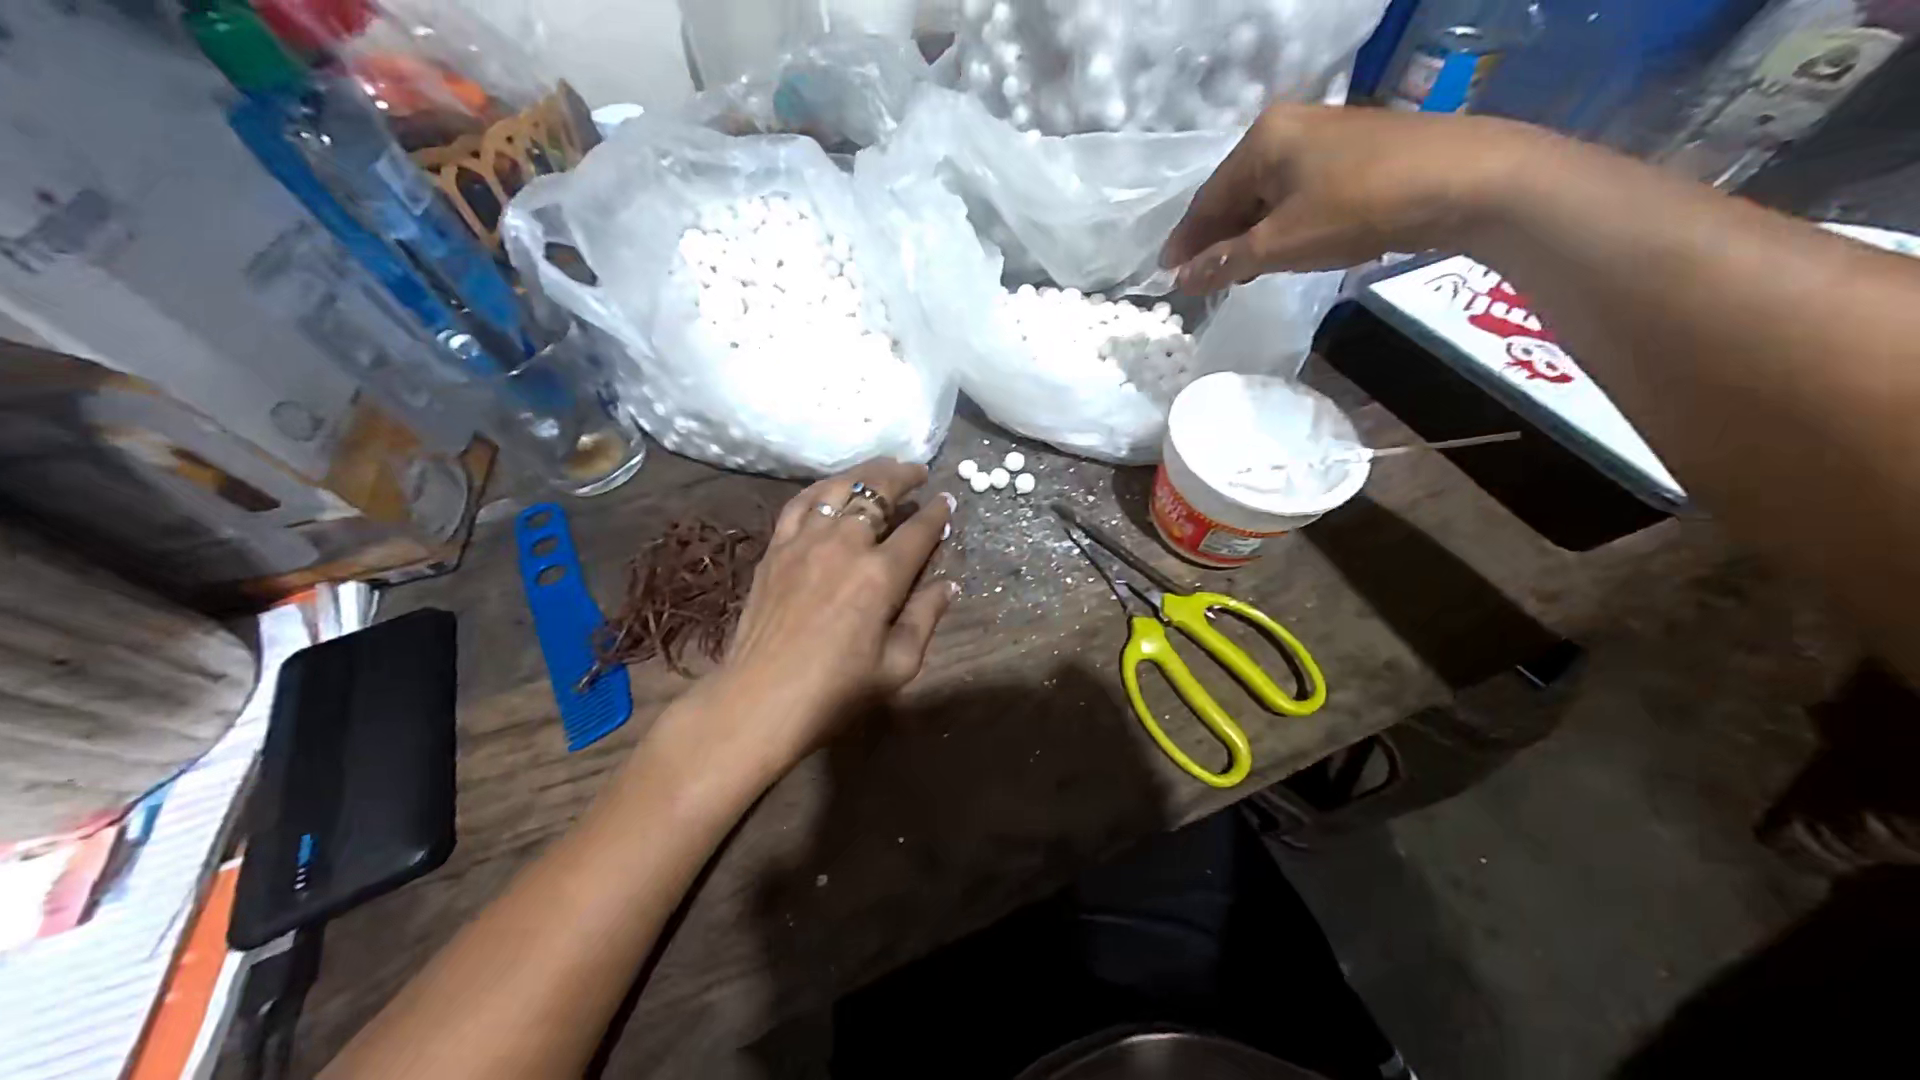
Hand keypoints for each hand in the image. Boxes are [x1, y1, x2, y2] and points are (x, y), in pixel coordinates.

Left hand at [677, 459, 956, 782]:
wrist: (761, 699)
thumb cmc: (836, 690)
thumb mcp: (898, 664)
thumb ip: (925, 618)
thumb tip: (947, 585)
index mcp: (880, 576)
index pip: (918, 531)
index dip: (937, 513)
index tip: (947, 501)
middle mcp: (844, 546)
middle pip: (876, 493)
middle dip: (902, 476)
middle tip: (918, 472)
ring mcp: (804, 542)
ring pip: (837, 489)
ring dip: (864, 474)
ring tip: (881, 469)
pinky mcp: (775, 549)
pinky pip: (799, 504)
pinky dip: (821, 489)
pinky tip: (830, 488)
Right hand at [1161, 104, 1547, 292]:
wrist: (1464, 181)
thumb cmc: (1358, 208)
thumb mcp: (1280, 244)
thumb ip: (1224, 262)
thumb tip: (1180, 280)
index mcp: (1261, 140)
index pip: (1207, 199)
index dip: (1185, 242)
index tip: (1166, 276)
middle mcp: (1287, 128)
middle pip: (1234, 194)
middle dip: (1215, 239)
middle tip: (1200, 279)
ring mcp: (1322, 136)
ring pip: (1265, 195)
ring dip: (1246, 235)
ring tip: (1233, 272)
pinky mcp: (1351, 152)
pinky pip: (1295, 192)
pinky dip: (1278, 224)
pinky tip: (1277, 248)